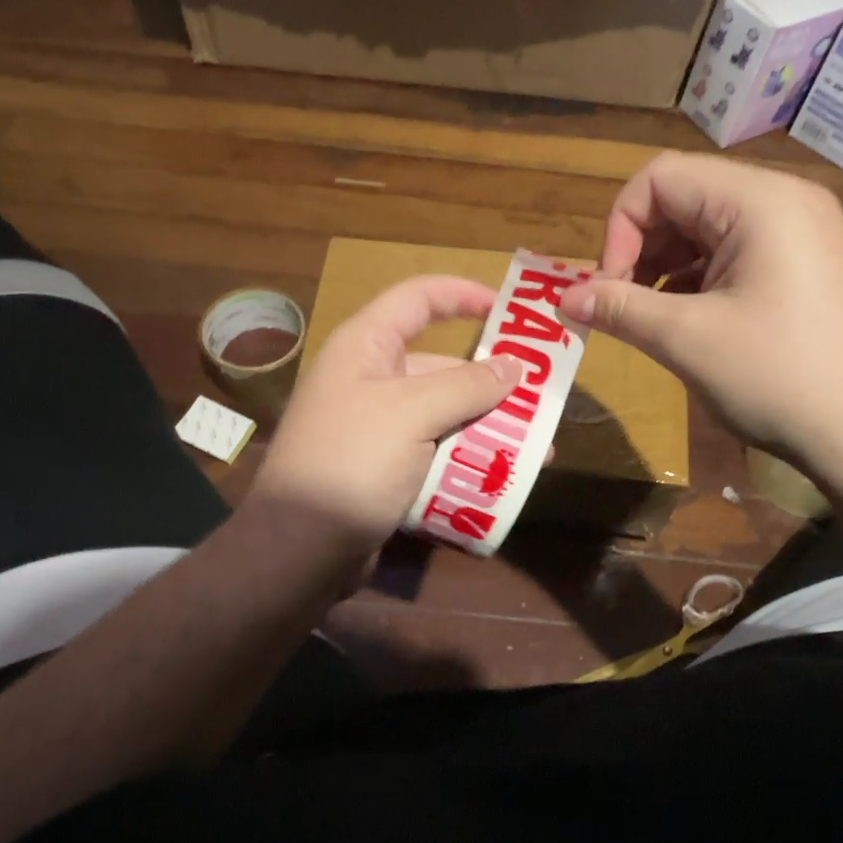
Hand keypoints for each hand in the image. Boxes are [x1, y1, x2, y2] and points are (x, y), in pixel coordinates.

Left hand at [250, 275, 523, 554]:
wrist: (300, 548)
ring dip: (486, 431)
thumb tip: (513, 367)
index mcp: (366, 348)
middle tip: (542, 404)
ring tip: (535, 454)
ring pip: (442, 417)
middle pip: (440, 367)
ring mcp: (375, 430)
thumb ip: (466, 385)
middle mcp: (369, 381)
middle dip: (492, 386)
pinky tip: (499, 482)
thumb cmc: (352, 462)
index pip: (418, 299)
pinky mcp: (382, 472)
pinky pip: (433, 456)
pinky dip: (465, 464)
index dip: (464, 295)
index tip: (511, 312)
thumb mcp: (412, 414)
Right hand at [560, 153, 842, 474]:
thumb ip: (620, 309)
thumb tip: (562, 298)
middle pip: (686, 199)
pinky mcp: (810, 267)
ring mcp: (804, 234)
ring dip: (666, 268)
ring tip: (650, 320)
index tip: (608, 288)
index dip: (619, 228)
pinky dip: (701, 281)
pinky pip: (739, 254)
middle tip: (621, 307)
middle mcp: (786, 201)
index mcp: (759, 201)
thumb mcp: (688, 340)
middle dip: (640, 249)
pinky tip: (690, 324)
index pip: (660, 179)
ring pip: (709, 230)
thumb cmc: (778, 378)